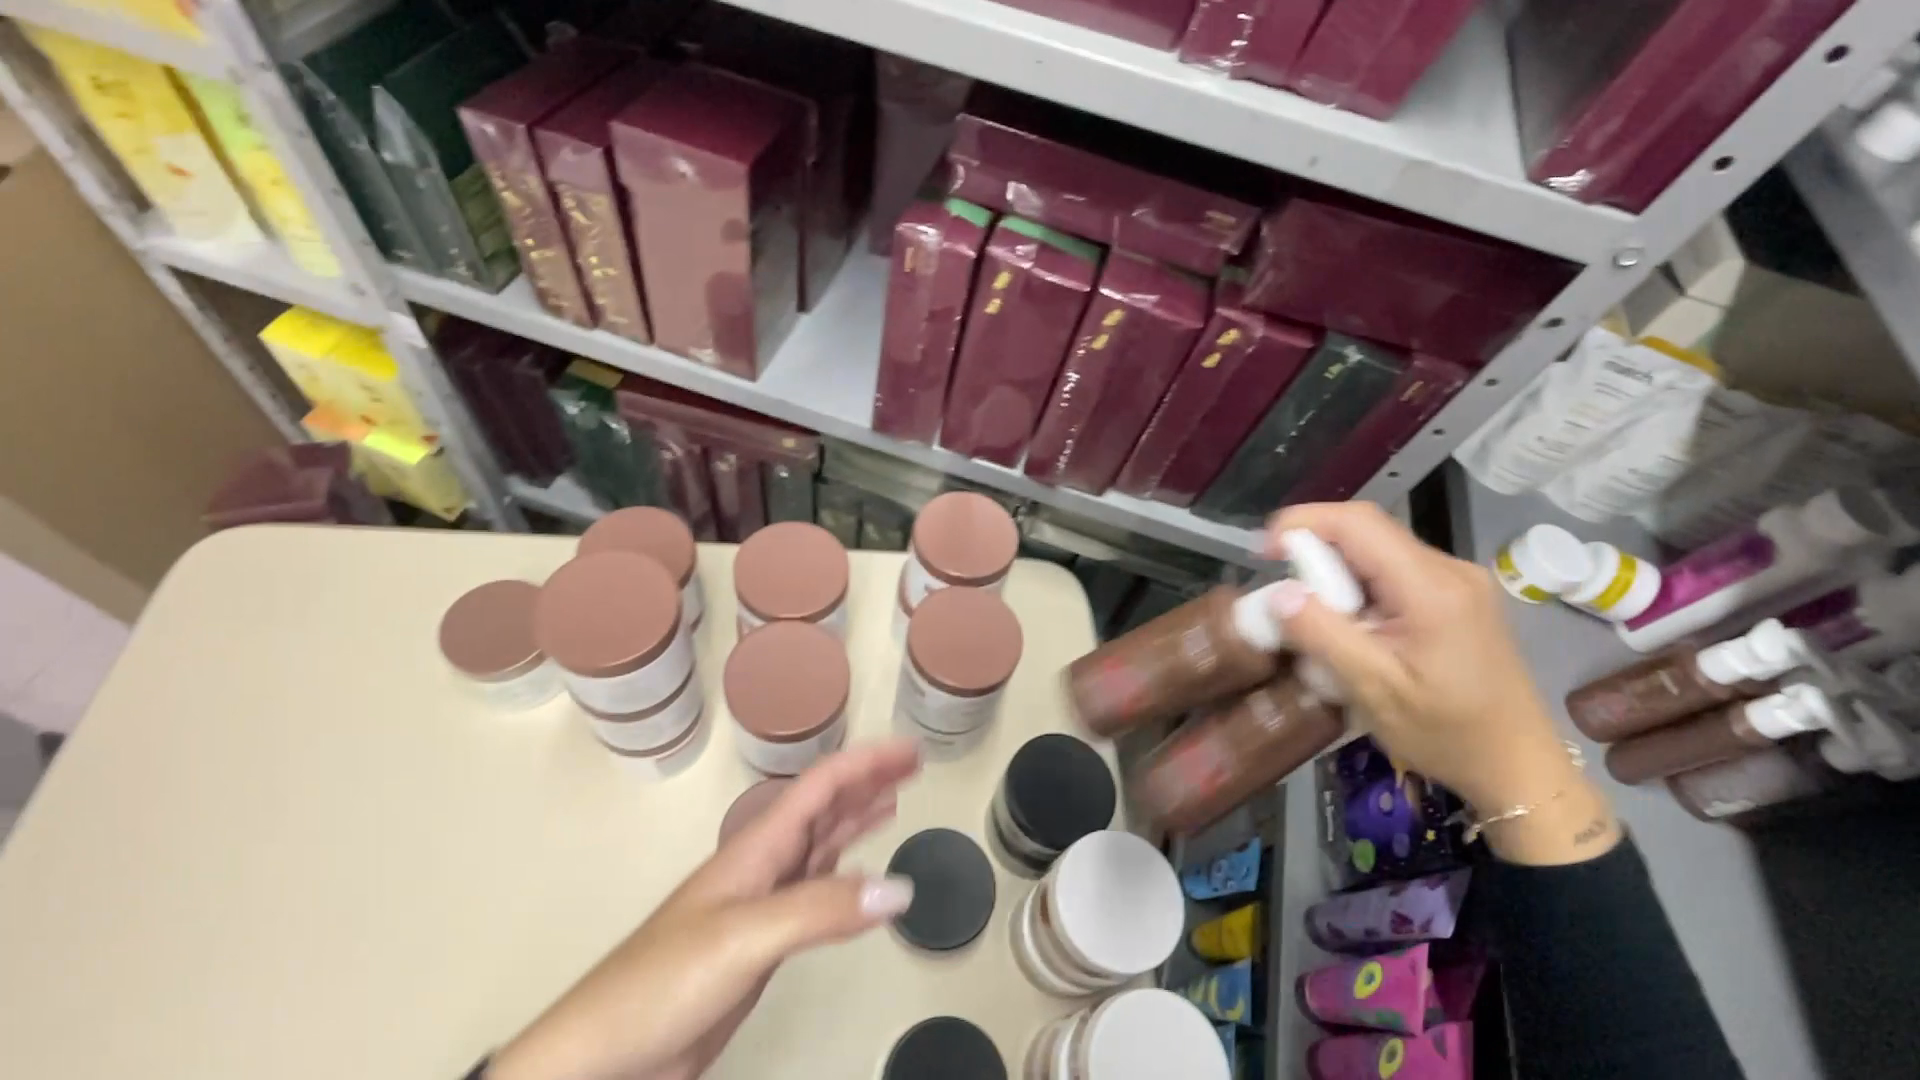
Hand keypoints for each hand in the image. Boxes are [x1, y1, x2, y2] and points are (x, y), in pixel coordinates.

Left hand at [487, 739, 921, 1079]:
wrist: (607, 1057)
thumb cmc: (663, 983)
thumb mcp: (745, 938)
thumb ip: (821, 909)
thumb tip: (899, 888)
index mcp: (755, 851)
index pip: (818, 789)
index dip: (864, 763)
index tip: (909, 749)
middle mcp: (761, 868)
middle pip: (822, 810)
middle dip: (866, 782)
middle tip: (913, 766)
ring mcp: (761, 907)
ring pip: (820, 847)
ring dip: (856, 820)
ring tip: (895, 800)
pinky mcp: (763, 945)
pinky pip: (816, 894)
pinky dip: (845, 874)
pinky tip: (863, 876)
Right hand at [1267, 503, 1619, 865]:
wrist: (1519, 767)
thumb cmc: (1447, 734)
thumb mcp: (1374, 689)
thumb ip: (1323, 634)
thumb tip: (1278, 592)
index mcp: (1432, 587)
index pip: (1358, 523)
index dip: (1303, 523)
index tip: (1263, 552)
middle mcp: (1451, 569)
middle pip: (1368, 533)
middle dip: (1316, 554)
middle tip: (1286, 599)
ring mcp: (1459, 581)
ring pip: (1379, 552)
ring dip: (1337, 575)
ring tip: (1316, 620)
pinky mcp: (1459, 597)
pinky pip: (1395, 572)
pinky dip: (1360, 589)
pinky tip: (1353, 628)